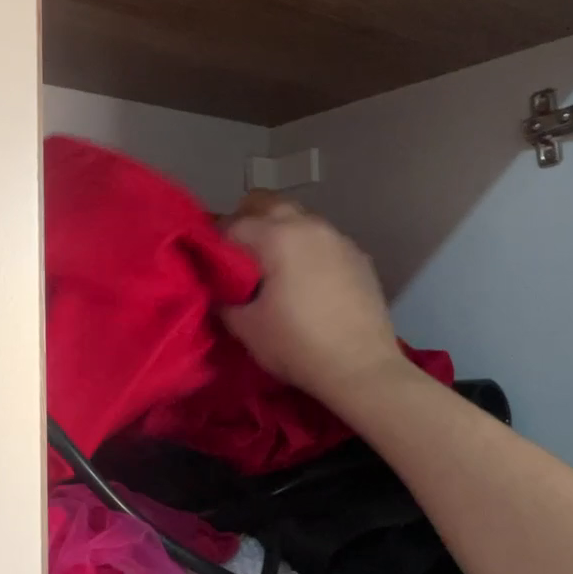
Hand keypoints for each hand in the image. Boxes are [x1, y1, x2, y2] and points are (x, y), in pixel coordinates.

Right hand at [221, 195, 409, 402]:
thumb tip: (216, 285)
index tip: (210, 266)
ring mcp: (339, 238)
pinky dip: (307, 250)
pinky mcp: (359, 256)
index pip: (232, 224)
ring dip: (280, 234)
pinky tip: (307, 282)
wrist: (362, 370)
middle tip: (239, 259)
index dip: (214, 243)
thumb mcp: (245, 327)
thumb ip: (222, 297)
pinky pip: (323, 240)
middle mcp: (309, 226)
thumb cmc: (297, 346)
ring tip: (274, 270)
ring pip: (299, 219)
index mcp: (278, 237)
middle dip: (247, 223)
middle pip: (267, 204)